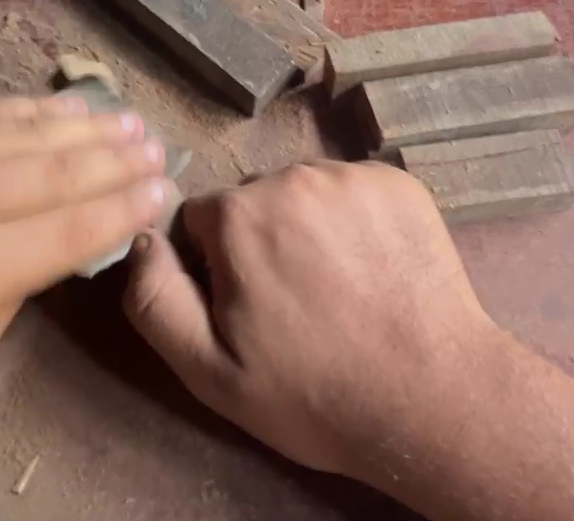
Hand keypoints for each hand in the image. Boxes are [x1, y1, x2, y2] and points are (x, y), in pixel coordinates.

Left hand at [0, 95, 173, 455]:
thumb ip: (16, 287)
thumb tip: (71, 232)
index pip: (66, 230)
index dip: (122, 207)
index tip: (163, 190)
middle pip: (50, 169)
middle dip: (113, 159)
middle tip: (157, 148)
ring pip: (17, 131)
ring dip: (79, 126)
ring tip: (126, 120)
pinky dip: (25, 111)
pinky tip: (60, 109)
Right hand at [124, 162, 504, 479]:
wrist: (433, 397)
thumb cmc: (315, 391)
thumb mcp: (211, 370)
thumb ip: (155, 298)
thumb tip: (140, 238)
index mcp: (239, 215)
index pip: (203, 219)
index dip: (217, 263)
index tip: (249, 304)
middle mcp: (292, 177)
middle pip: (256, 200)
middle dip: (263, 239)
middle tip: (298, 300)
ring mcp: (351, 175)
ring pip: (307, 192)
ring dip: (311, 226)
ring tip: (339, 285)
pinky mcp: (398, 182)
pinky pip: (355, 190)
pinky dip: (357, 219)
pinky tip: (373, 266)